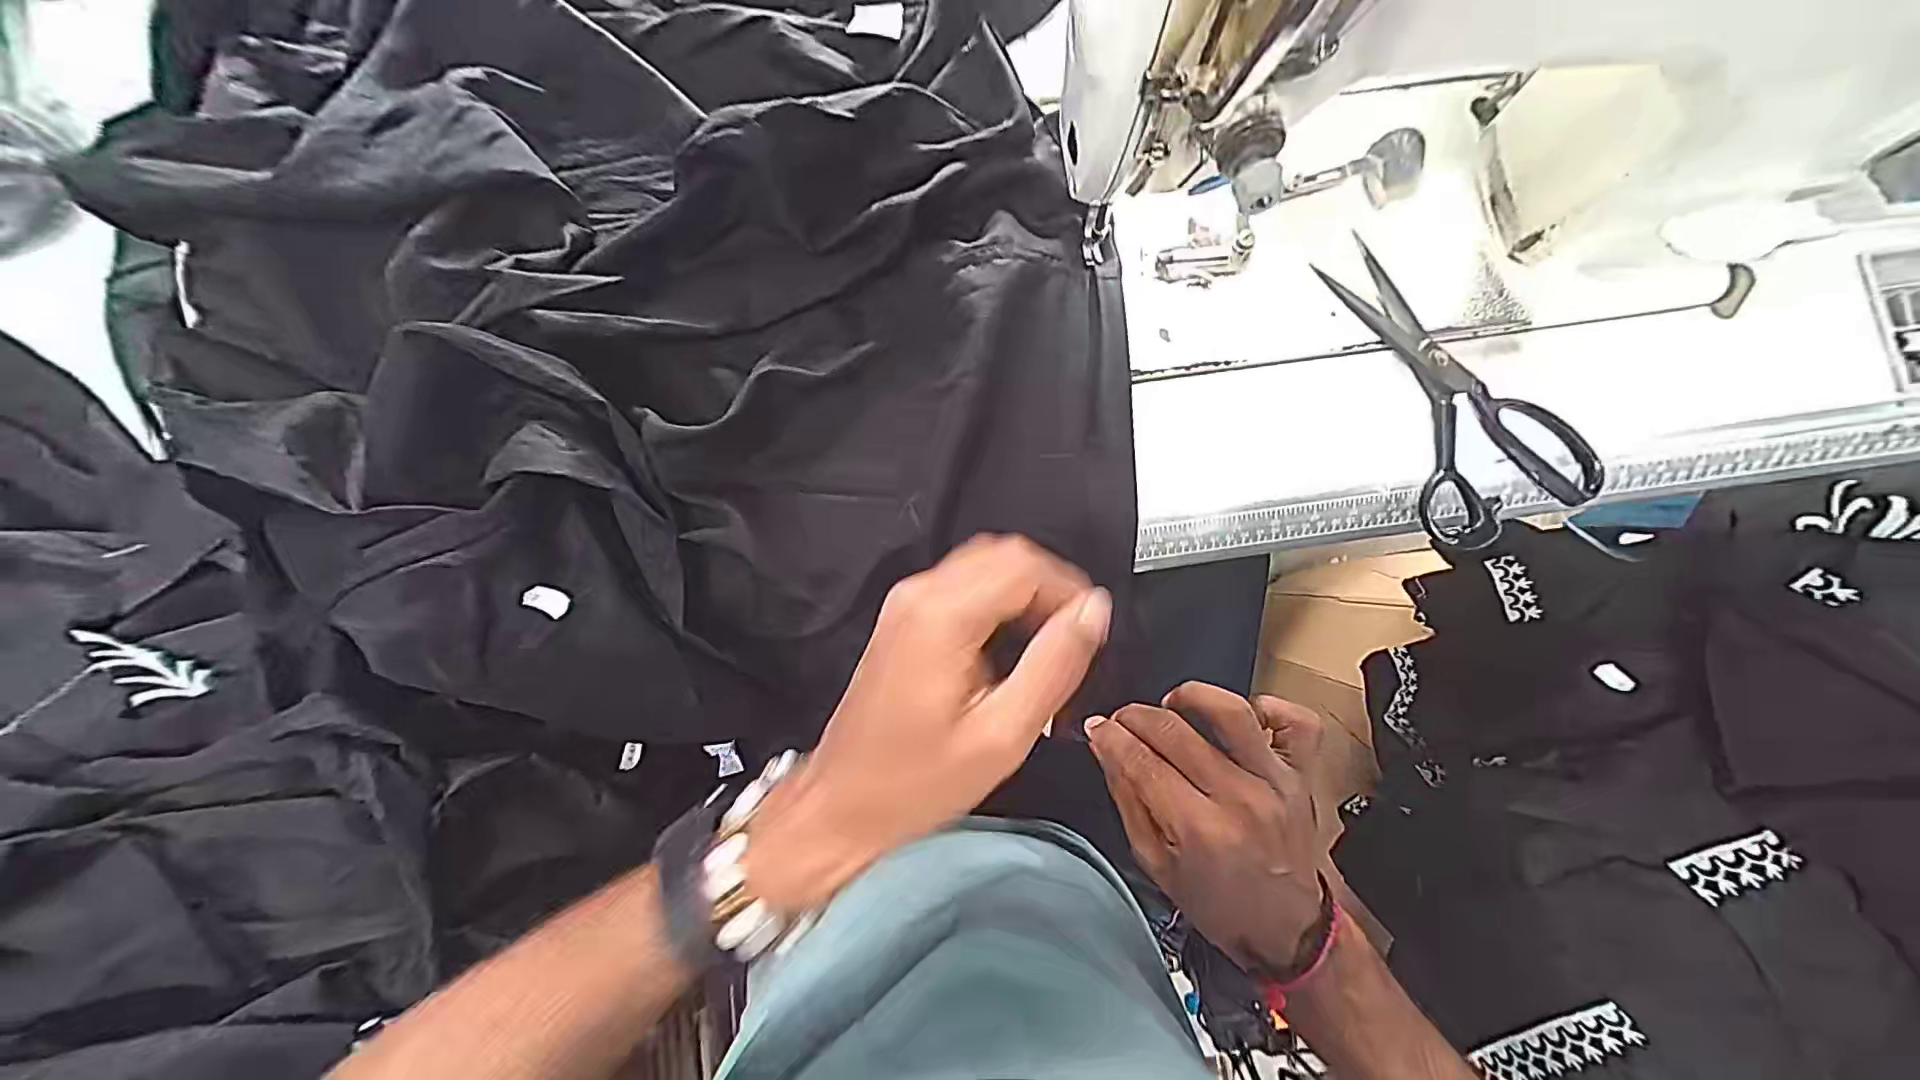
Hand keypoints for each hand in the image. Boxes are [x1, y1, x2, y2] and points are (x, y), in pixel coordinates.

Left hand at [746, 535, 1110, 912]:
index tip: (1088, 628)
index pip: (1025, 564)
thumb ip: (1055, 664)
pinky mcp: (903, 619)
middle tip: (1072, 636)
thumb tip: (1091, 615)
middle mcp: (918, 598)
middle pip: (1005, 554)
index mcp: (941, 618)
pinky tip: (1009, 646)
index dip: (1069, 590)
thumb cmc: (910, 783)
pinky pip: (963, 586)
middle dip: (1051, 588)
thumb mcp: (1002, 734)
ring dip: (1026, 593)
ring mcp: (905, 605)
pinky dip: (998, 602)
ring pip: (986, 564)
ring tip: (1045, 644)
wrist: (843, 803)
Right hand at [1086, 682, 1329, 975]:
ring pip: (1231, 711)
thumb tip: (1105, 745)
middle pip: (1174, 730)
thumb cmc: (1220, 902)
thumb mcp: (1155, 862)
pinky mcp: (1303, 774)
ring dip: (1192, 697)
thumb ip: (1127, 798)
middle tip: (1122, 721)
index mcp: (1200, 830)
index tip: (1097, 727)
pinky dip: (1267, 708)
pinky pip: (1294, 721)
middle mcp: (1241, 800)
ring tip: (1173, 705)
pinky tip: (1240, 720)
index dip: (1109, 736)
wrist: (1287, 929)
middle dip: (1134, 716)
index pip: (1141, 760)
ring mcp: (1277, 782)